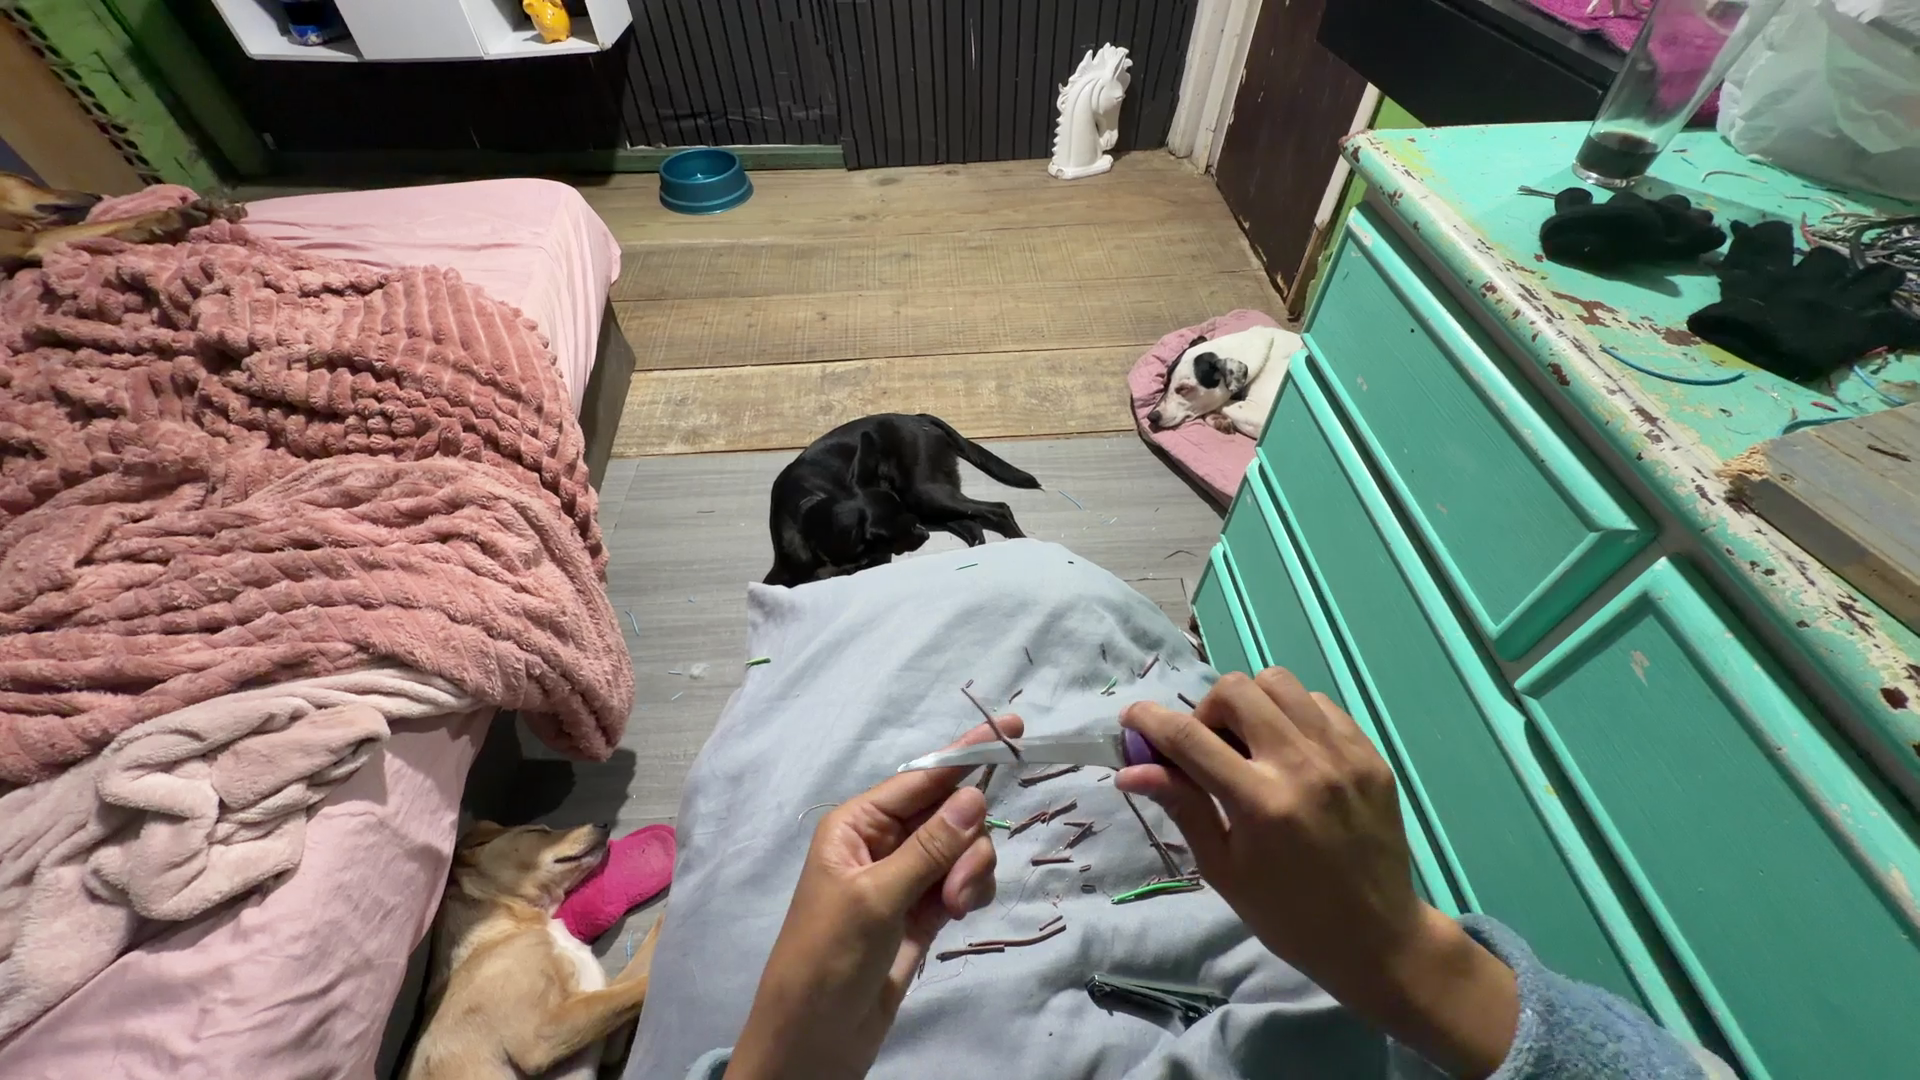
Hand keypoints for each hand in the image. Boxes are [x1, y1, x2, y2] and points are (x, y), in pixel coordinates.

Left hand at [726, 717, 1021, 1079]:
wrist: (813, 1044)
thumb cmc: (828, 958)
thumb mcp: (875, 899)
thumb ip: (929, 848)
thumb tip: (974, 795)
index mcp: (859, 823)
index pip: (921, 777)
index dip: (965, 753)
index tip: (1012, 729)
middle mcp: (885, 841)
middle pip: (949, 811)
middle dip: (965, 840)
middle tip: (956, 886)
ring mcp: (907, 876)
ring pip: (962, 847)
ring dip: (969, 872)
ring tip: (951, 909)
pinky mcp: (924, 909)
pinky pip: (964, 880)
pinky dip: (971, 891)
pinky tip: (957, 915)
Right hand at [1117, 671, 1517, 1078]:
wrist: (1381, 940)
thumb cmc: (1287, 914)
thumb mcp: (1222, 868)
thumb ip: (1180, 805)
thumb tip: (1130, 769)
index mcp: (1260, 803)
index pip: (1188, 736)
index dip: (1149, 720)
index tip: (1131, 718)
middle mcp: (1302, 767)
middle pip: (1235, 690)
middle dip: (1206, 710)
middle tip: (1209, 747)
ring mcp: (1342, 755)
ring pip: (1278, 682)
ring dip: (1250, 703)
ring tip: (1251, 742)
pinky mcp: (1370, 754)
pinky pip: (1317, 702)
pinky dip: (1291, 714)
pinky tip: (1289, 750)